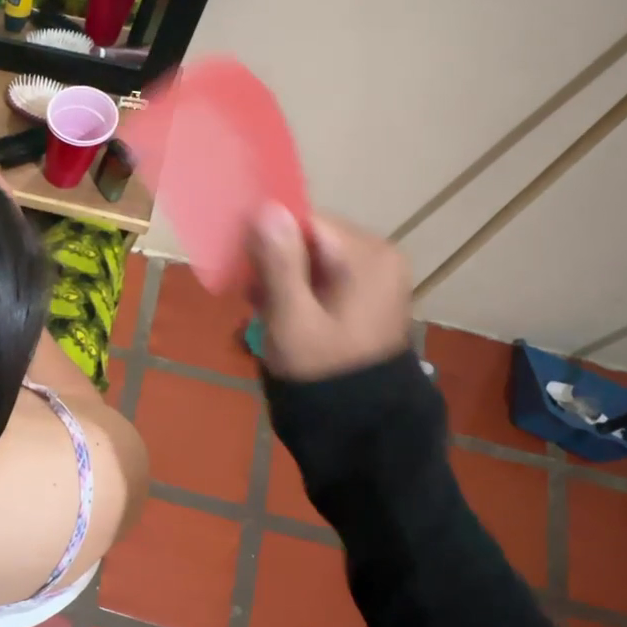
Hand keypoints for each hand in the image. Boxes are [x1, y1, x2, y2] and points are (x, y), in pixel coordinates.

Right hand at [246, 206, 412, 381]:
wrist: (356, 418)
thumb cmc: (320, 367)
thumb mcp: (291, 317)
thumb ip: (279, 264)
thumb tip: (265, 208)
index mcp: (367, 257)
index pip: (307, 222)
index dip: (270, 241)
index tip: (246, 272)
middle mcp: (380, 256)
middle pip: (311, 238)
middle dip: (276, 262)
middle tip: (255, 299)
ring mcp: (378, 275)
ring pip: (315, 257)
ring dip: (285, 278)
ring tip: (269, 310)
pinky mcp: (369, 292)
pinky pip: (326, 274)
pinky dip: (301, 289)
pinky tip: (286, 313)